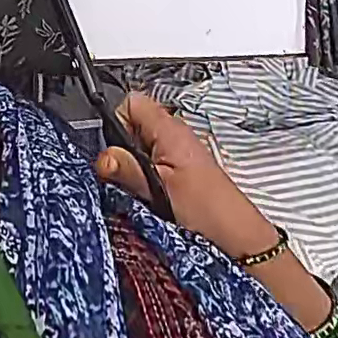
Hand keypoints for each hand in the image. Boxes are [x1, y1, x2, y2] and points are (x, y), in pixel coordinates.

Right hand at [95, 93, 278, 257]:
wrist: (235, 235)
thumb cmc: (207, 210)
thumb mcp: (157, 190)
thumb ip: (126, 170)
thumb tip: (101, 156)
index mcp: (169, 129)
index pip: (131, 102)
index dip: (117, 123)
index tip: (117, 152)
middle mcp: (174, 133)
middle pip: (132, 124)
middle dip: (124, 149)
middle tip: (132, 175)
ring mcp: (178, 149)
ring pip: (140, 144)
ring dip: (135, 165)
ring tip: (146, 188)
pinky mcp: (180, 166)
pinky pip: (152, 159)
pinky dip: (147, 175)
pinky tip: (155, 194)